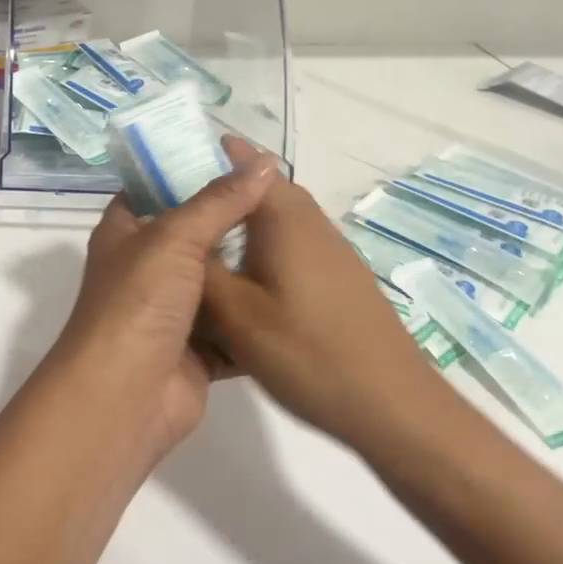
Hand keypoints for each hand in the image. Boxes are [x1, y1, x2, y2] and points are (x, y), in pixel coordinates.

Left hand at [46, 145, 274, 465]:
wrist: (125, 394)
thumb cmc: (137, 303)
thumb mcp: (174, 238)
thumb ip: (218, 201)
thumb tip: (262, 161)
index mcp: (123, 234)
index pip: (150, 190)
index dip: (185, 172)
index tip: (237, 158)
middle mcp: (143, 269)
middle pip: (192, 237)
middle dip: (232, 221)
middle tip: (288, 200)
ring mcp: (169, 312)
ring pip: (216, 284)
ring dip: (250, 271)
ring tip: (305, 240)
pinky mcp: (196, 351)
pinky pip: (234, 328)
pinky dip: (259, 317)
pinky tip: (301, 298)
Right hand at [199, 138, 450, 447]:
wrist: (394, 409)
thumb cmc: (309, 356)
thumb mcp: (236, 315)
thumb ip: (200, 268)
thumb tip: (174, 234)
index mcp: (286, 222)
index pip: (248, 164)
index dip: (210, 154)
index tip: (168, 159)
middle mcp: (312, 226)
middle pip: (263, 188)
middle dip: (221, 185)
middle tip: (171, 203)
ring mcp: (330, 254)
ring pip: (277, 218)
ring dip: (240, 217)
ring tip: (195, 239)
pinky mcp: (337, 281)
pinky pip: (288, 244)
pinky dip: (257, 244)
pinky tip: (236, 278)